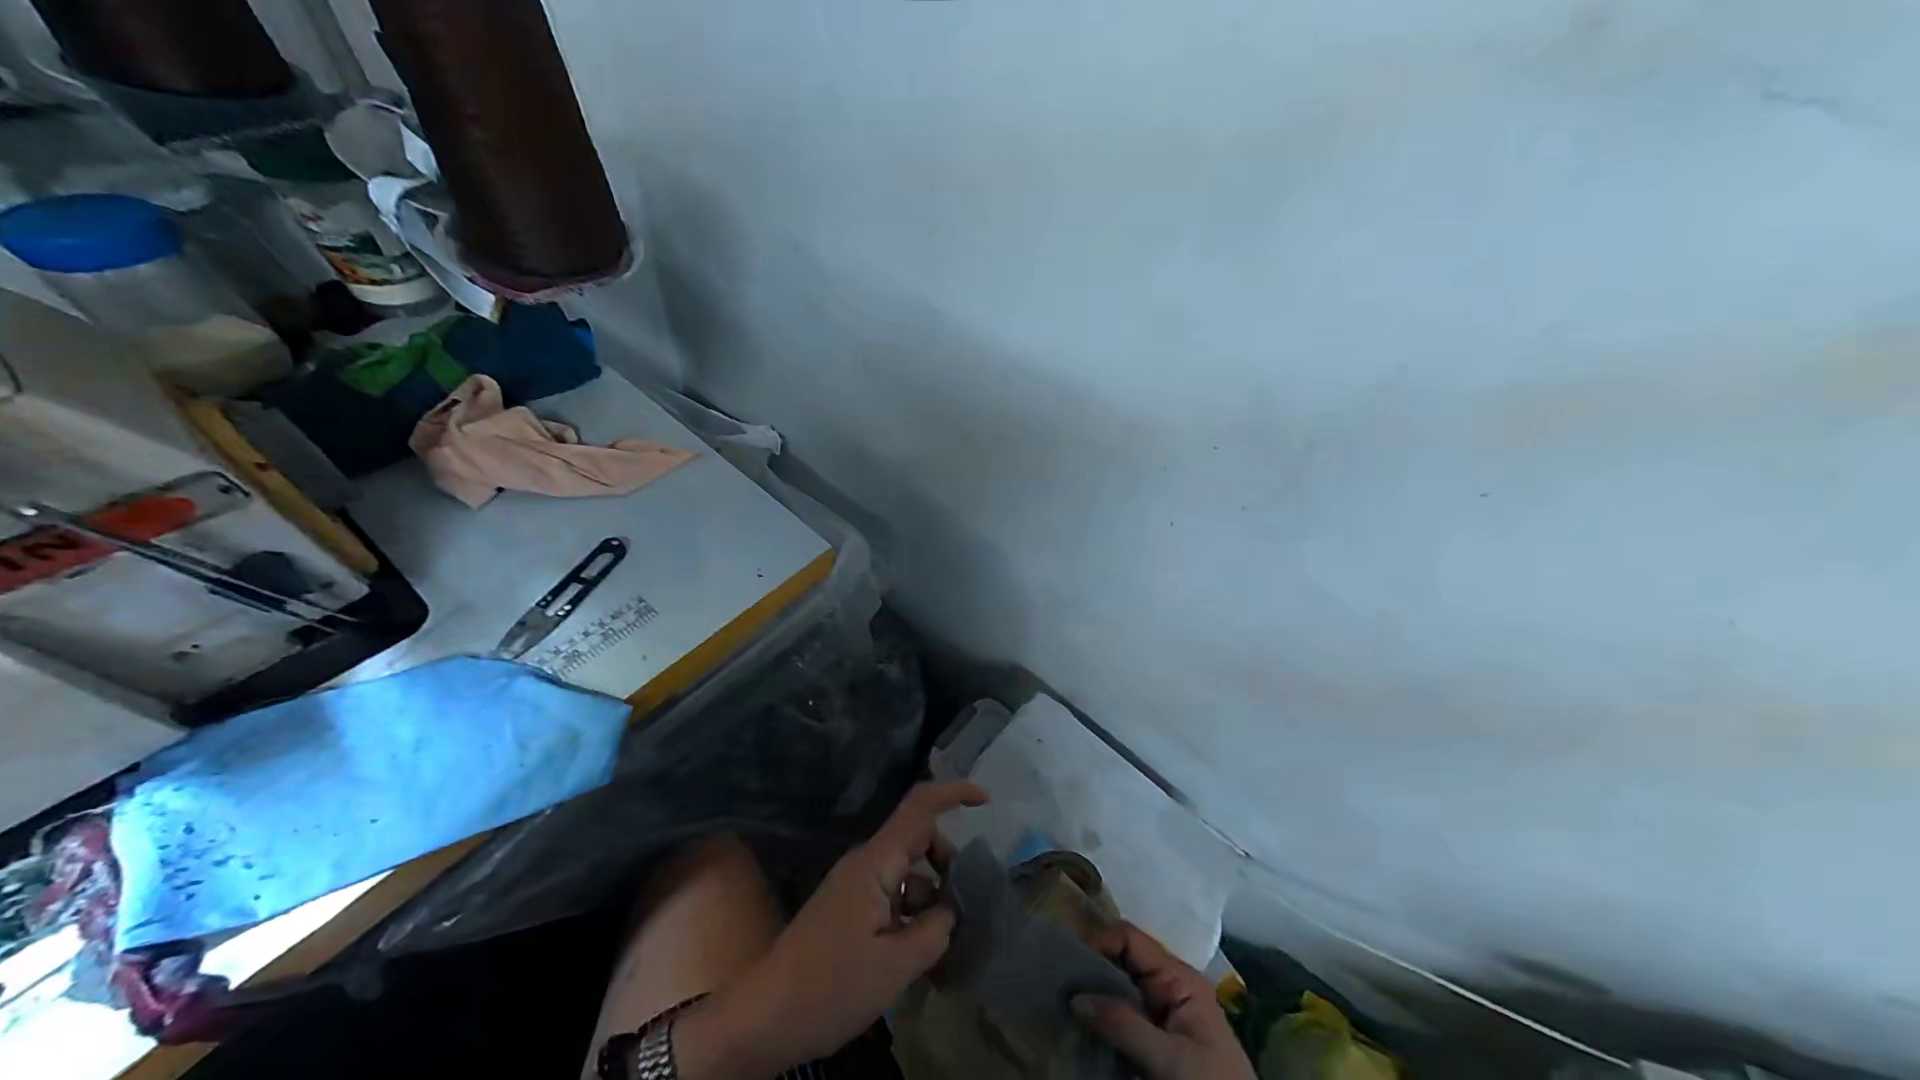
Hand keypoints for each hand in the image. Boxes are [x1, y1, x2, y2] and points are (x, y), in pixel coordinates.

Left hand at [687, 780, 987, 1075]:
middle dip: (946, 866)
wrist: (764, 1018)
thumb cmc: (831, 988)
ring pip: (906, 872)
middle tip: (959, 911)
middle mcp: (864, 863)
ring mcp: (853, 884)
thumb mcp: (897, 964)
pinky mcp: (847, 907)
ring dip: (929, 898)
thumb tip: (950, 910)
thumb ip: (935, 929)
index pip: (918, 807)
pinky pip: (890, 894)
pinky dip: (910, 913)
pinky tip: (914, 954)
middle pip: (918, 841)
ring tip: (935, 947)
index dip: (953, 793)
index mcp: (875, 863)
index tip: (986, 800)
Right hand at [1073, 921, 1255, 1079]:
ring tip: (1061, 1002)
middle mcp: (1167, 986)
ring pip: (1117, 987)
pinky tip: (1079, 1025)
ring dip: (1092, 994)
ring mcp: (1161, 1012)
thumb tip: (1075, 997)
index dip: (1098, 943)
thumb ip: (1125, 1026)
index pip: (1130, 938)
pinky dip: (1100, 1017)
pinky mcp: (1155, 1038)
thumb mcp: (1171, 1060)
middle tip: (1056, 983)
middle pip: (1120, 959)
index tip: (1067, 964)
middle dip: (1090, 967)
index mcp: (1178, 978)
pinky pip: (1121, 1015)